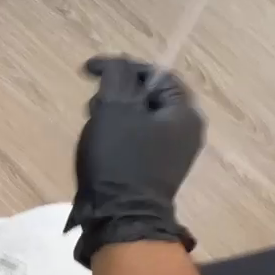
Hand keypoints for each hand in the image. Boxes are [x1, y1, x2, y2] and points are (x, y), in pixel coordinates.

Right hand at [67, 56, 205, 266]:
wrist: (120, 212)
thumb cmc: (118, 157)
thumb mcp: (113, 109)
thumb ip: (116, 78)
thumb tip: (114, 62)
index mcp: (183, 113)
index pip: (157, 75)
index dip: (122, 67)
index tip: (88, 70)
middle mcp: (186, 131)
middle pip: (149, 97)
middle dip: (117, 93)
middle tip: (90, 102)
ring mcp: (172, 153)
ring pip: (141, 118)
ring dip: (114, 114)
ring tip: (92, 123)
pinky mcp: (155, 169)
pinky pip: (137, 139)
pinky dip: (117, 134)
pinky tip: (99, 143)